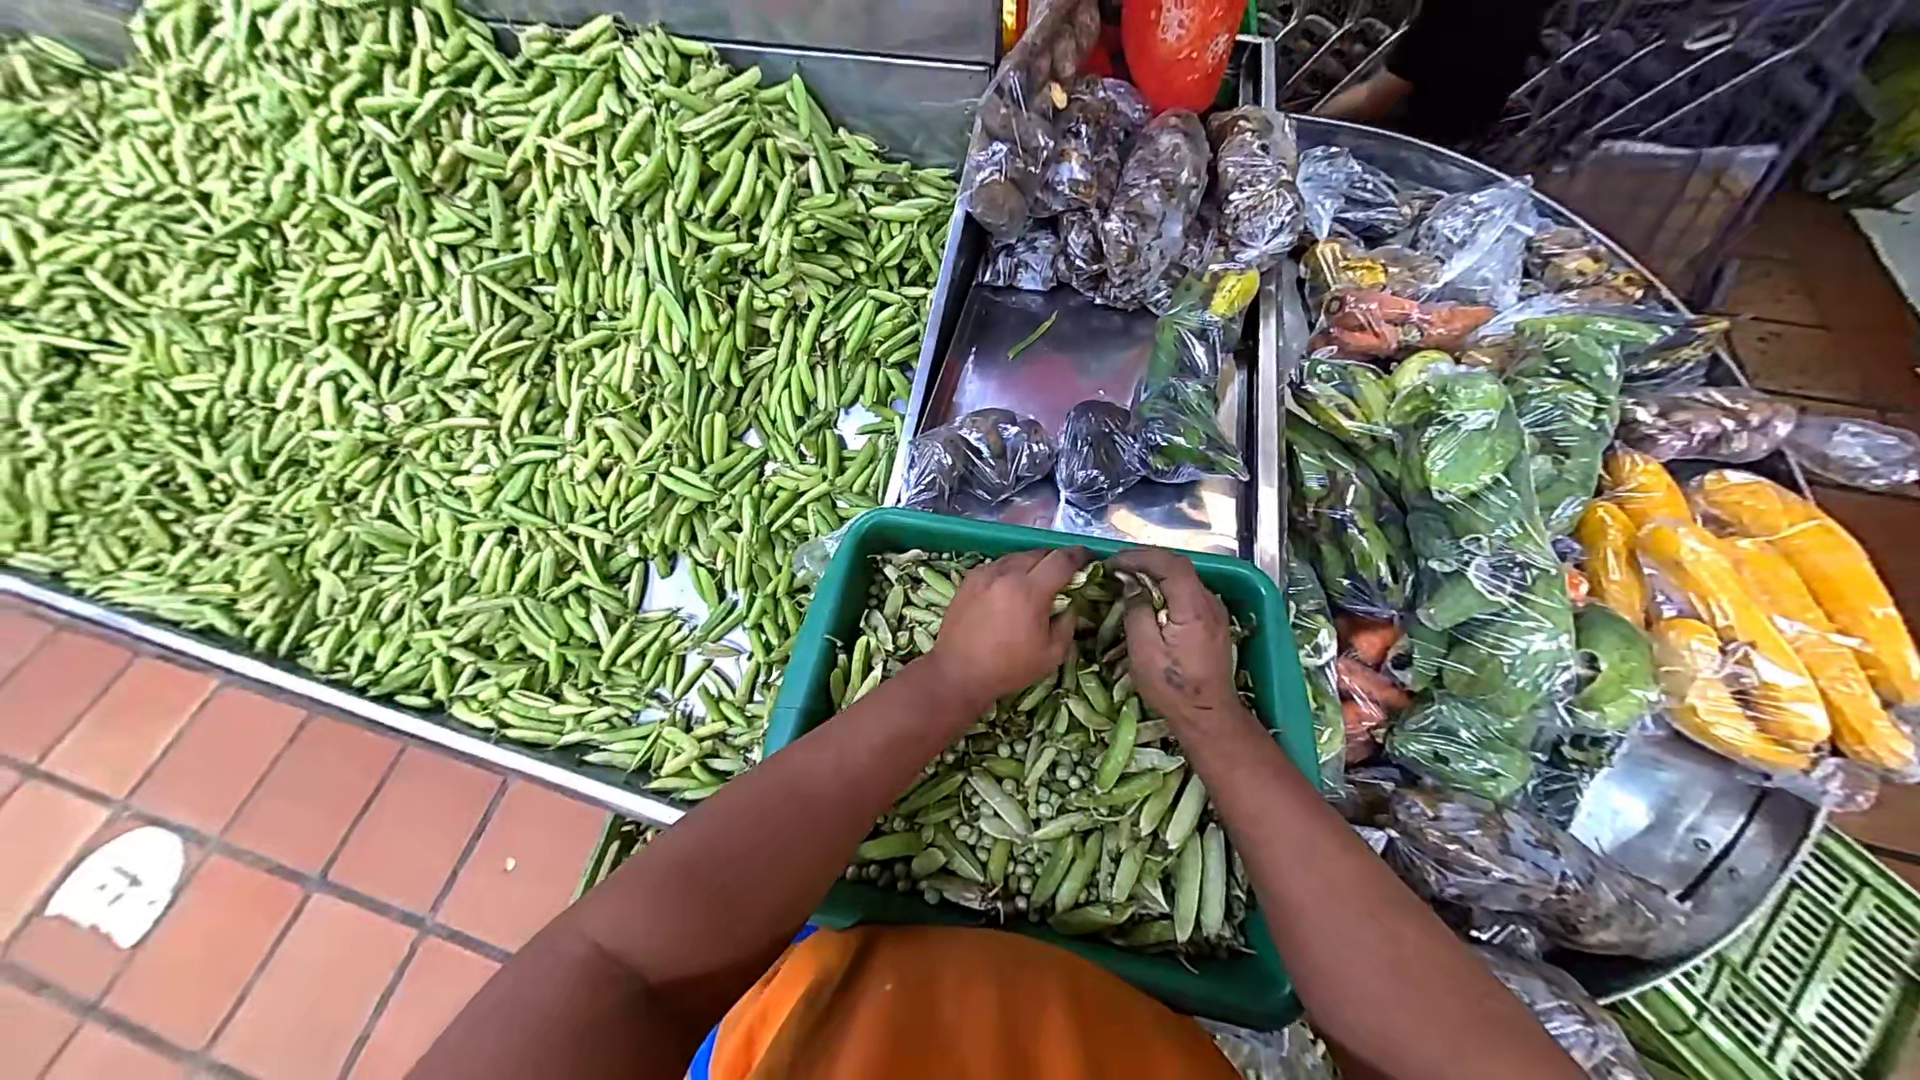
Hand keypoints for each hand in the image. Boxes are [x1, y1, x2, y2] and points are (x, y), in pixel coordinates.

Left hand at [925, 547, 1090, 709]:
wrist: (958, 672)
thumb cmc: (1008, 668)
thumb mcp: (1051, 654)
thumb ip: (1067, 625)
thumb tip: (1069, 607)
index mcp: (1030, 591)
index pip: (1061, 560)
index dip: (1079, 556)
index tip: (1088, 557)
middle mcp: (1006, 574)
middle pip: (1039, 553)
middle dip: (1055, 558)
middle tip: (1064, 571)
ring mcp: (984, 574)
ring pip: (1016, 556)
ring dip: (1032, 562)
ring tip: (1037, 578)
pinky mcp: (968, 580)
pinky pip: (997, 565)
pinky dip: (1010, 570)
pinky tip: (1011, 586)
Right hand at [1109, 548, 1248, 729]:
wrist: (1208, 715)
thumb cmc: (1172, 687)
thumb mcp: (1144, 651)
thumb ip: (1137, 611)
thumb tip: (1131, 586)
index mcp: (1194, 608)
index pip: (1170, 564)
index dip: (1140, 557)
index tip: (1113, 564)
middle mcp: (1210, 603)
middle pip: (1178, 566)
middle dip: (1145, 561)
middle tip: (1117, 568)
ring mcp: (1215, 611)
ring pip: (1184, 578)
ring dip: (1155, 573)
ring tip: (1128, 579)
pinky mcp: (1213, 621)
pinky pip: (1188, 592)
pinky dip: (1166, 586)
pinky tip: (1149, 597)